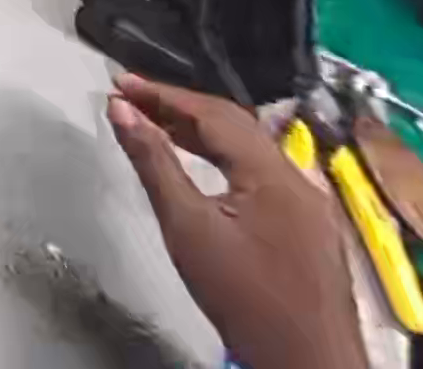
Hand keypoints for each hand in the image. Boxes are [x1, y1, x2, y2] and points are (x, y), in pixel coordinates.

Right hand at [109, 75, 366, 368]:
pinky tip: (185, 150)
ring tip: (145, 115)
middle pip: (235, 126)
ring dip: (194, 126)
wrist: (303, 362)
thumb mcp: (184, 221)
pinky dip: (212, 149)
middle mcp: (298, 184)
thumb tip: (119, 107)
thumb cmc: (238, 290)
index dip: (164, 94)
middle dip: (178, 104)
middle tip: (126, 92)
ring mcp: (305, 205)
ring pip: (244, 146)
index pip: (216, 117)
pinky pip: (252, 168)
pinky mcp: (301, 222)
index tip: (117, 81)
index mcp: (275, 180)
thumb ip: (151, 159)